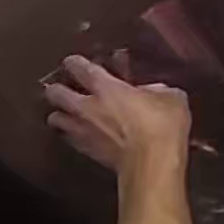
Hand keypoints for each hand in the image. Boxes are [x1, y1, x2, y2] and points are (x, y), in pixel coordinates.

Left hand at [45, 56, 191, 174]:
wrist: (149, 161)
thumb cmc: (162, 125)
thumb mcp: (169, 97)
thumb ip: (153, 90)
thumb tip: (147, 91)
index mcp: (107, 88)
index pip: (83, 70)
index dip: (74, 63)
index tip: (70, 61)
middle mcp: (86, 107)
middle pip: (56, 94)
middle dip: (54, 89)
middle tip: (59, 88)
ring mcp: (80, 129)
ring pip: (54, 118)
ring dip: (57, 114)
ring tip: (64, 113)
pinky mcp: (82, 149)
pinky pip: (66, 137)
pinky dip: (67, 133)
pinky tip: (75, 132)